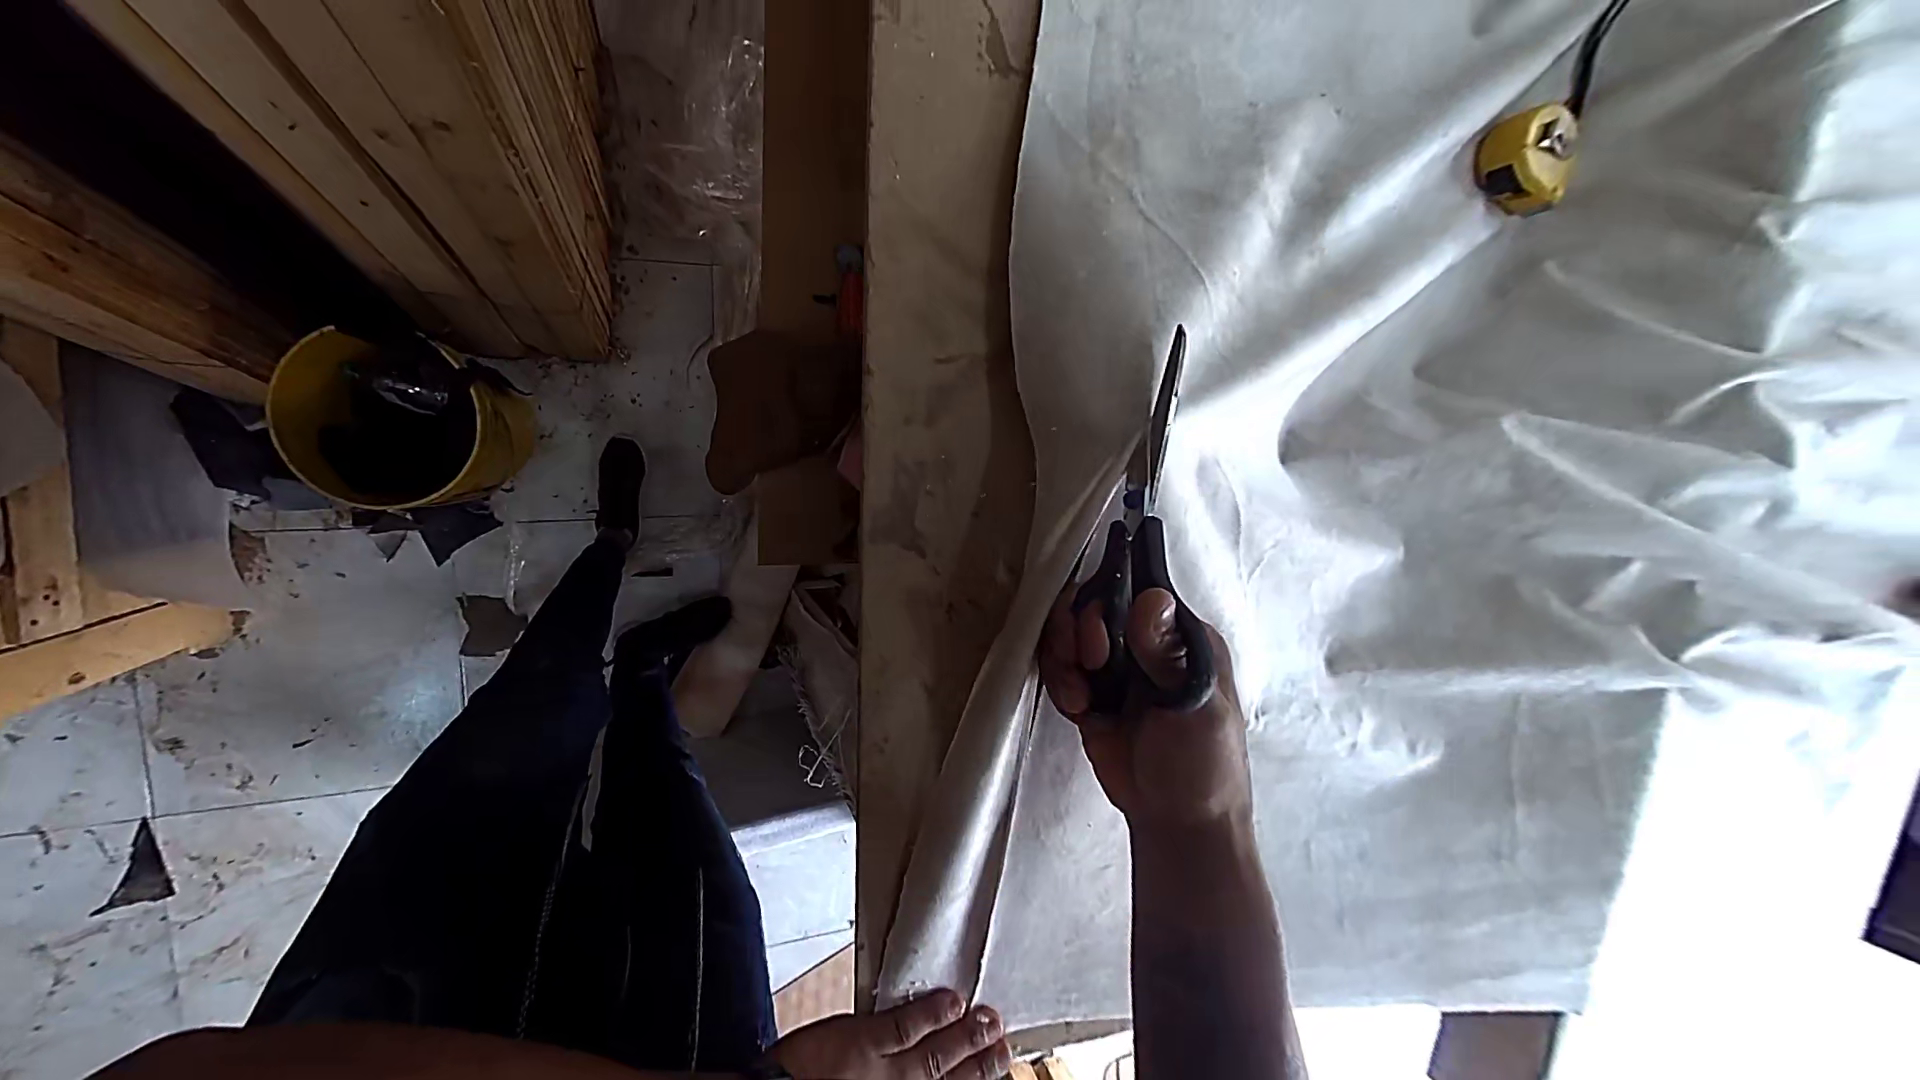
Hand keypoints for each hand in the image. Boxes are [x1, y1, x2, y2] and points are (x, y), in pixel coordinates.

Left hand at [768, 990, 1011, 1079]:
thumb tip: (923, 1070)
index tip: (997, 1068)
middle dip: (981, 1064)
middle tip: (1005, 1045)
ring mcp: (885, 1072)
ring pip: (937, 1055)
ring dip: (968, 1038)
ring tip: (991, 1021)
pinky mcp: (865, 1042)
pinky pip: (906, 1026)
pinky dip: (932, 1014)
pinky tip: (952, 1001)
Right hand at [1038, 585, 1251, 830]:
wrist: (1176, 823)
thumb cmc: (1204, 765)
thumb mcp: (1196, 709)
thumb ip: (1169, 655)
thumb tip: (1152, 597)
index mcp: (1181, 636)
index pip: (1136, 589)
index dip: (1108, 604)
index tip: (1102, 641)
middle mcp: (1145, 642)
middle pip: (1092, 604)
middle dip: (1078, 631)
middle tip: (1090, 668)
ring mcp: (1115, 666)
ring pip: (1069, 632)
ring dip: (1063, 658)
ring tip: (1080, 697)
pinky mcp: (1090, 690)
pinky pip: (1059, 665)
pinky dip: (1059, 681)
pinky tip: (1079, 710)